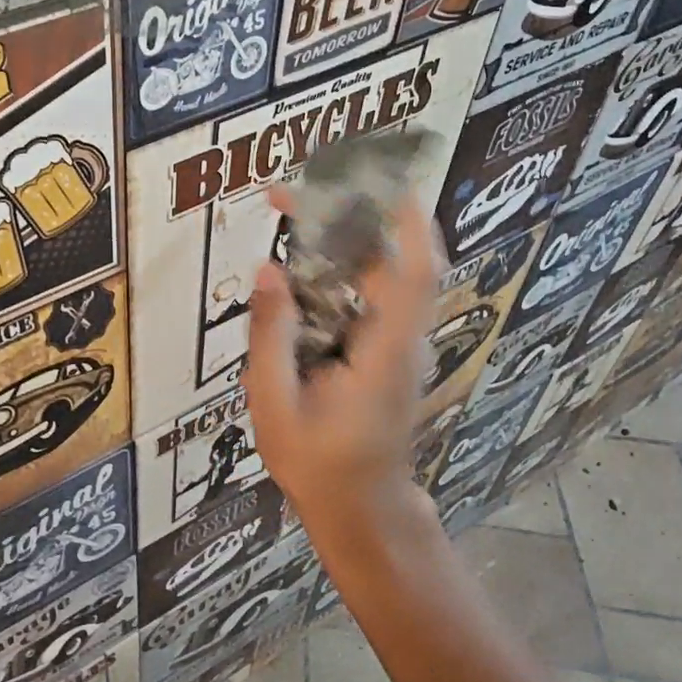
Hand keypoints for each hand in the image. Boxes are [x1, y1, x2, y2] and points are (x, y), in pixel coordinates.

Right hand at [244, 189, 446, 518]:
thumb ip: (271, 337)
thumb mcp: (275, 406)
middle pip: (393, 258)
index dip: (406, 220)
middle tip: (283, 193)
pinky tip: (299, 261)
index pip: (414, 274)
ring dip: (339, 234)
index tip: (383, 174)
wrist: (362, 507)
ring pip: (381, 270)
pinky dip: (337, 264)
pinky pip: (369, 292)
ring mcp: (399, 343)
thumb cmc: (319, 466)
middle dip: (346, 212)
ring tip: (286, 210)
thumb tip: (267, 271)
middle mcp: (403, 340)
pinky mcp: (387, 348)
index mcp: (384, 354)